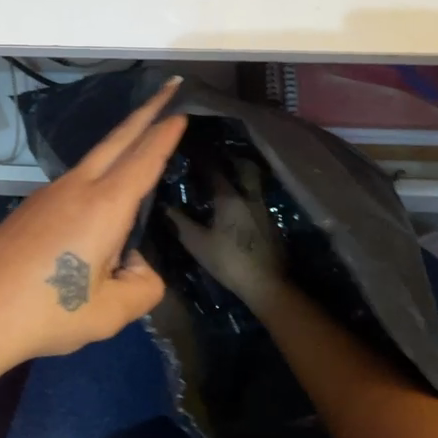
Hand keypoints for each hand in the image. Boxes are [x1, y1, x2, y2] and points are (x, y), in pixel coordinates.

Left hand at [0, 77, 186, 389]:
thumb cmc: (47, 313)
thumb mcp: (111, 313)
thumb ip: (142, 286)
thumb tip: (133, 266)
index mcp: (103, 206)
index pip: (144, 159)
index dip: (165, 134)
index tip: (181, 111)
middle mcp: (75, 189)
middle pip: (117, 140)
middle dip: (146, 112)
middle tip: (168, 89)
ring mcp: (47, 196)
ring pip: (93, 163)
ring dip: (120, 147)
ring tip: (142, 146)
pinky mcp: (29, 210)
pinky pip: (73, 187)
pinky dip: (96, 182)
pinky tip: (97, 215)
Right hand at [167, 158, 286, 308]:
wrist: (268, 285)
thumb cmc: (228, 261)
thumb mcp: (197, 244)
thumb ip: (180, 223)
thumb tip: (165, 207)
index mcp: (229, 197)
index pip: (214, 170)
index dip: (202, 159)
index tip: (192, 152)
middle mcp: (249, 197)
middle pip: (245, 169)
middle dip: (232, 161)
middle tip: (218, 160)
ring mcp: (264, 210)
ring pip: (253, 185)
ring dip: (241, 180)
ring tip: (226, 185)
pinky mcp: (272, 224)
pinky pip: (257, 201)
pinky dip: (247, 198)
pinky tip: (238, 210)